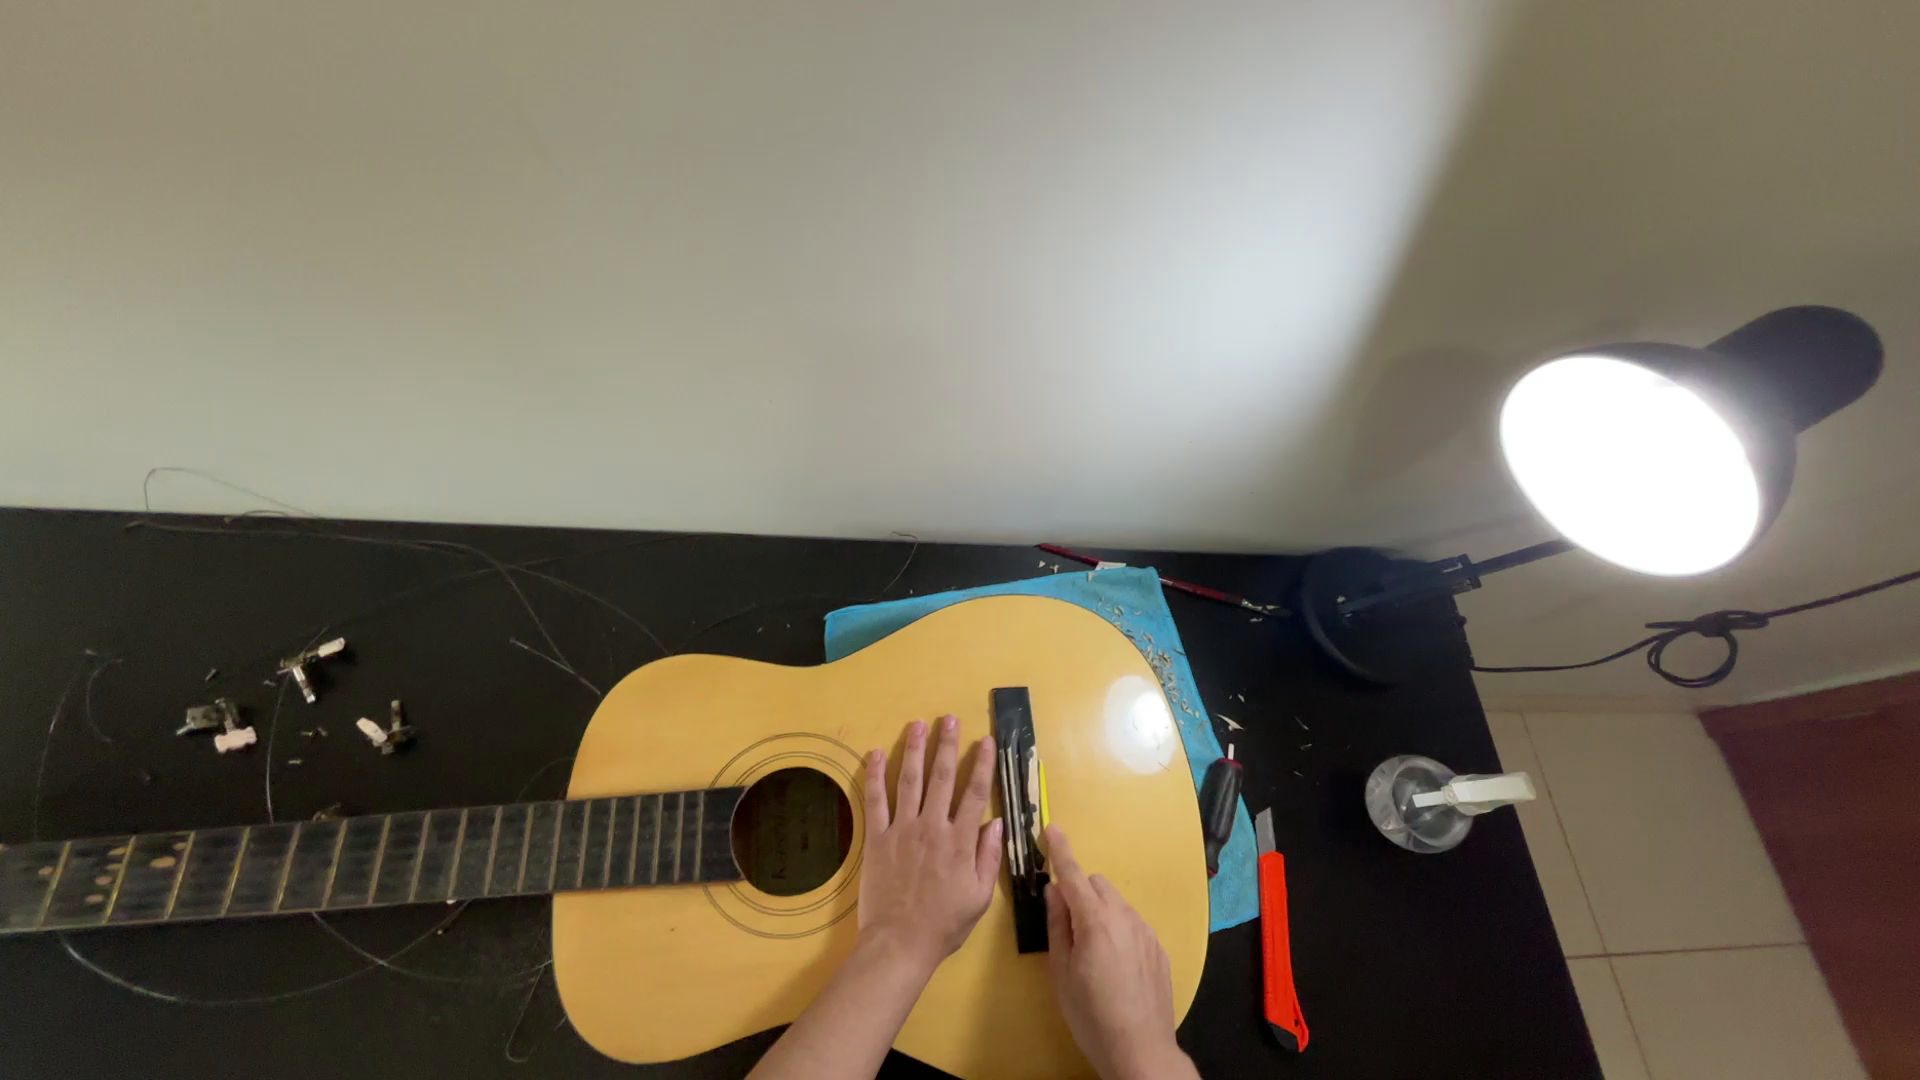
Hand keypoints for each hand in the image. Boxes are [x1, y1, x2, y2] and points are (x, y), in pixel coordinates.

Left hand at [857, 716, 1003, 972]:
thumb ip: (988, 857)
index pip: (974, 794)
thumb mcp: (978, 896)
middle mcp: (933, 827)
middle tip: (950, 719)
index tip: (985, 741)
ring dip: (914, 750)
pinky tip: (876, 753)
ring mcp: (903, 829)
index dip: (981, 765)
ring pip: (910, 781)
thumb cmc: (944, 924)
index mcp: (960, 841)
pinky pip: (876, 801)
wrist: (899, 943)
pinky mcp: (878, 838)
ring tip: (918, 724)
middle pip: (942, 777)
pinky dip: (875, 776)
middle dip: (948, 745)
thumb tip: (996, 822)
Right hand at [1044, 825, 1195, 1079]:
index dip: (1060, 850)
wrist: (1141, 1051)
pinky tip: (1116, 966)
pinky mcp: (1158, 948)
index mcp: (1094, 921)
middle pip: (1096, 884)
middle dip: (1080, 891)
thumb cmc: (1091, 1015)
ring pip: (1116, 903)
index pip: (1072, 874)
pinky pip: (1132, 923)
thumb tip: (1054, 891)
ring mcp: (1145, 931)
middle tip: (1069, 923)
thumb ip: (1057, 925)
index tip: (1051, 828)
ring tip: (1093, 951)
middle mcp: (1123, 916)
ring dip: (1100, 910)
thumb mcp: (1061, 972)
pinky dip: (1119, 929)